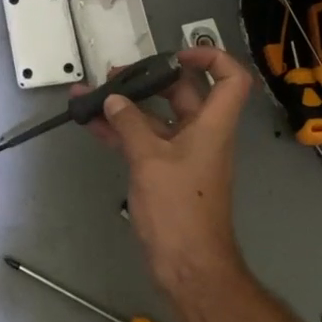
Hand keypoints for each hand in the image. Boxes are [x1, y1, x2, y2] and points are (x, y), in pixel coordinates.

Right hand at [79, 47, 252, 294]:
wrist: (188, 266)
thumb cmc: (179, 208)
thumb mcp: (150, 160)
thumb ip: (130, 124)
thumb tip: (114, 99)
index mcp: (213, 126)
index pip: (231, 79)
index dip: (211, 57)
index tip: (176, 55)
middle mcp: (201, 135)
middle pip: (183, 94)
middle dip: (150, 78)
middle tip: (116, 73)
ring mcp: (182, 155)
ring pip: (155, 118)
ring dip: (125, 106)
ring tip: (90, 93)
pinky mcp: (164, 173)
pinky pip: (142, 141)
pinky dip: (119, 131)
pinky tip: (90, 122)